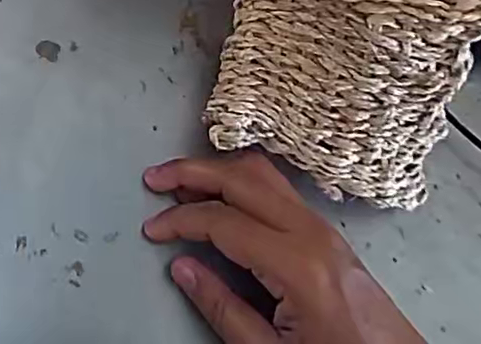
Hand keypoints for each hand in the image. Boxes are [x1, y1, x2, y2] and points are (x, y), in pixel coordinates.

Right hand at [143, 153, 423, 343]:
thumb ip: (224, 311)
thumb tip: (181, 267)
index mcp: (298, 265)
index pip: (222, 221)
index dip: (180, 221)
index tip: (153, 229)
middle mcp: (311, 232)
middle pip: (239, 179)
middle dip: (190, 173)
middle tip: (155, 179)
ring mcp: (323, 227)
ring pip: (259, 172)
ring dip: (216, 169)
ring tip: (181, 180)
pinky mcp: (327, 231)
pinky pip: (277, 186)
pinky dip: (240, 178)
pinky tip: (222, 189)